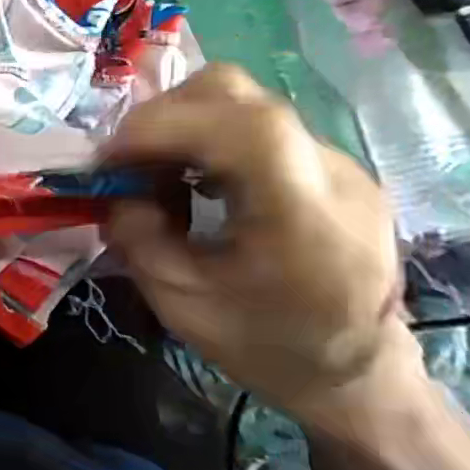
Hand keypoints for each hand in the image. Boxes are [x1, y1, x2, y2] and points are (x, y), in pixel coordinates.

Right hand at [99, 64, 420, 425]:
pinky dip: (205, 137)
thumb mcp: (178, 301)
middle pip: (236, 94)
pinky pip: (252, 124)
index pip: (242, 127)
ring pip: (240, 102)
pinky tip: (193, 180)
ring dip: (180, 124)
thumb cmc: (265, 345)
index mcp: (304, 218)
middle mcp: (331, 175)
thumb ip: (138, 235)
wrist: (358, 375)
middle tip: (127, 159)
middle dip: (162, 115)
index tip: (110, 159)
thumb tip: (116, 188)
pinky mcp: (328, 165)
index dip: (162, 125)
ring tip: (156, 170)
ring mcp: (336, 164)